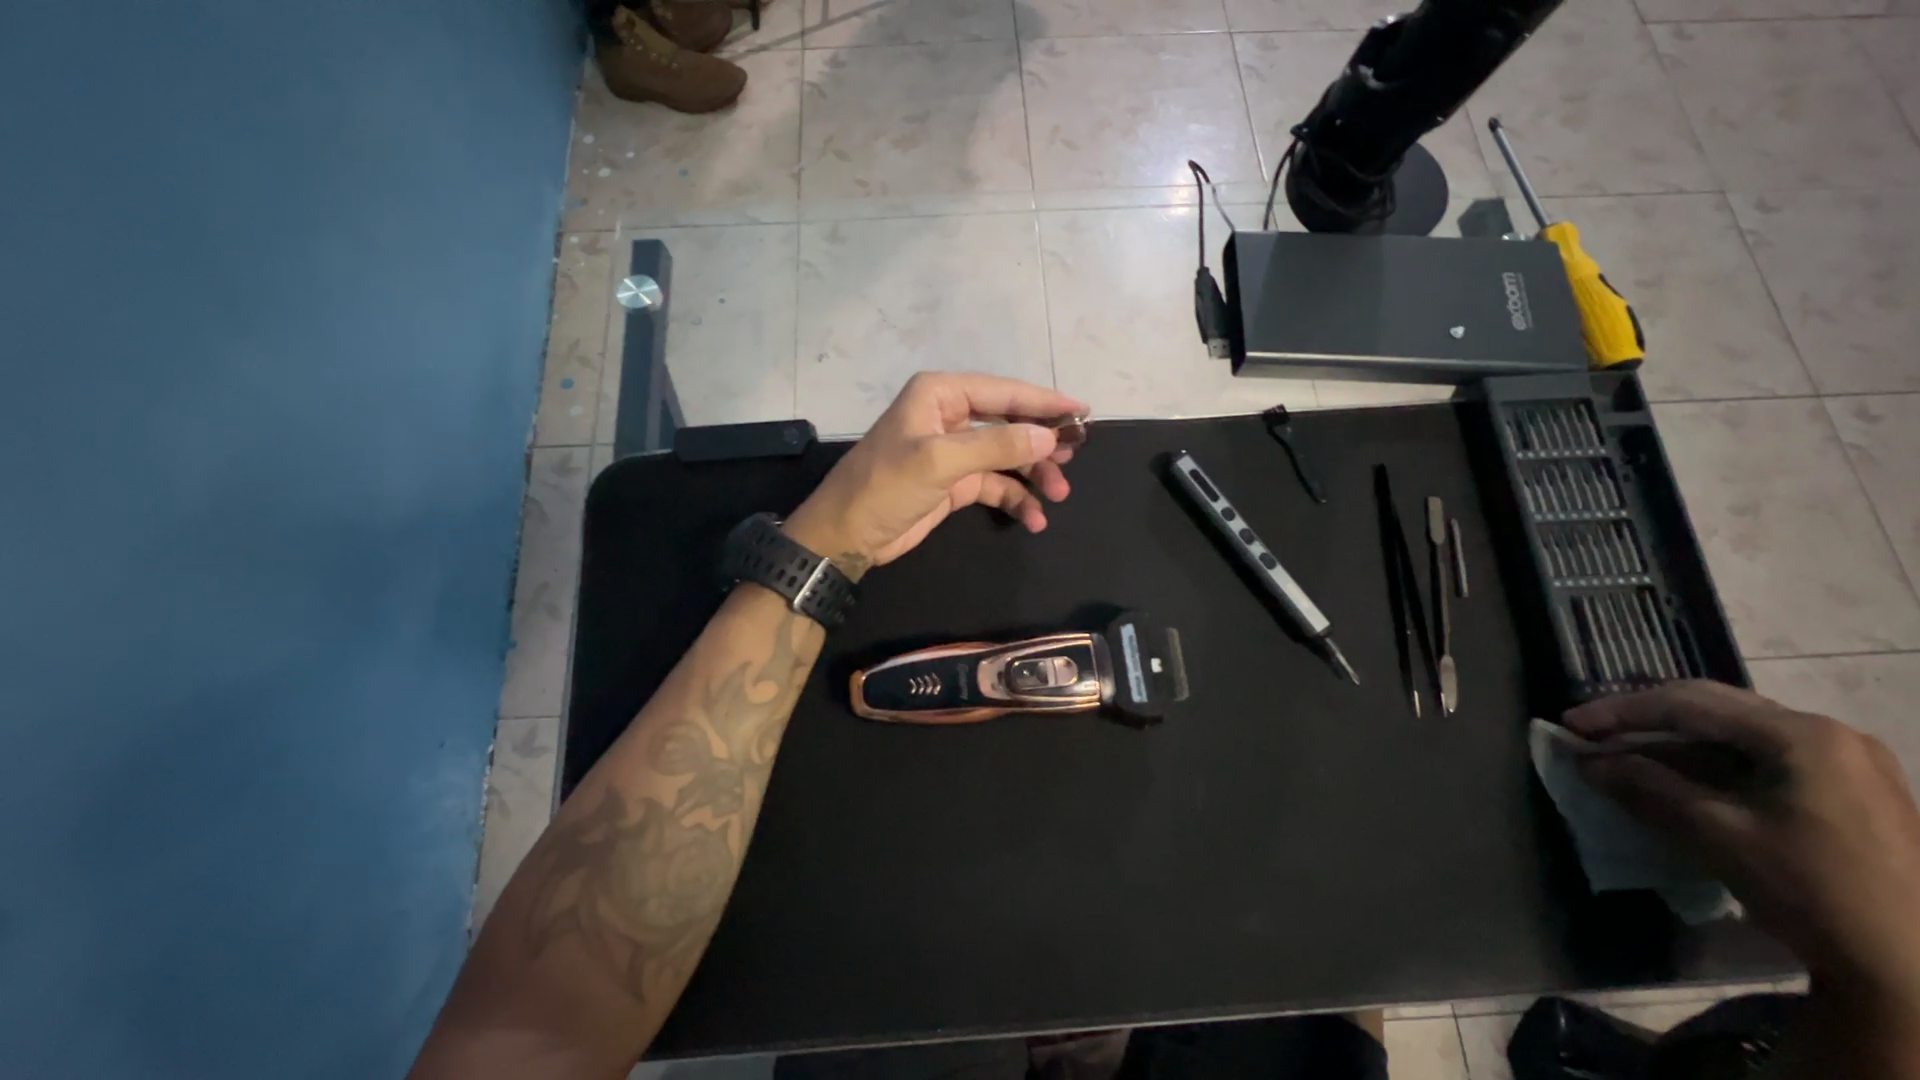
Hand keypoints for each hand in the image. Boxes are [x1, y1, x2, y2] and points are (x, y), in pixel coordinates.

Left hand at [782, 373, 1087, 575]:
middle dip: (1042, 441)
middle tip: (1076, 455)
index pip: (1003, 392)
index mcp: (940, 395)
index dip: (1044, 402)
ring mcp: (953, 453)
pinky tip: (1033, 518)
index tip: (1083, 412)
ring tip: (1059, 493)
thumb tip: (1049, 437)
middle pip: (1009, 422)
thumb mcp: (940, 462)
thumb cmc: (885, 488)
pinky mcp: (953, 485)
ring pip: (1007, 456)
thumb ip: (997, 446)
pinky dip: (1016, 499)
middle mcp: (949, 417)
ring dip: (1034, 474)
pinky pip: (995, 485)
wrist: (845, 536)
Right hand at [1565, 680, 1919, 1006]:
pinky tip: (1682, 783)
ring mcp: (1849, 763)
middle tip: (1592, 735)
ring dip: (1677, 744)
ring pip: (1739, 735)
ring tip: (1626, 759)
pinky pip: (1765, 760)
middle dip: (1646, 720)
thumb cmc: (1814, 892)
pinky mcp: (1853, 793)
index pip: (1689, 704)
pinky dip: (1713, 765)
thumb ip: (1647, 787)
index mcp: (1802, 735)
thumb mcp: (1717, 836)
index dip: (1620, 712)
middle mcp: (1830, 734)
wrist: (1914, 971)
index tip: (1569, 726)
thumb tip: (1586, 761)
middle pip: (1716, 709)